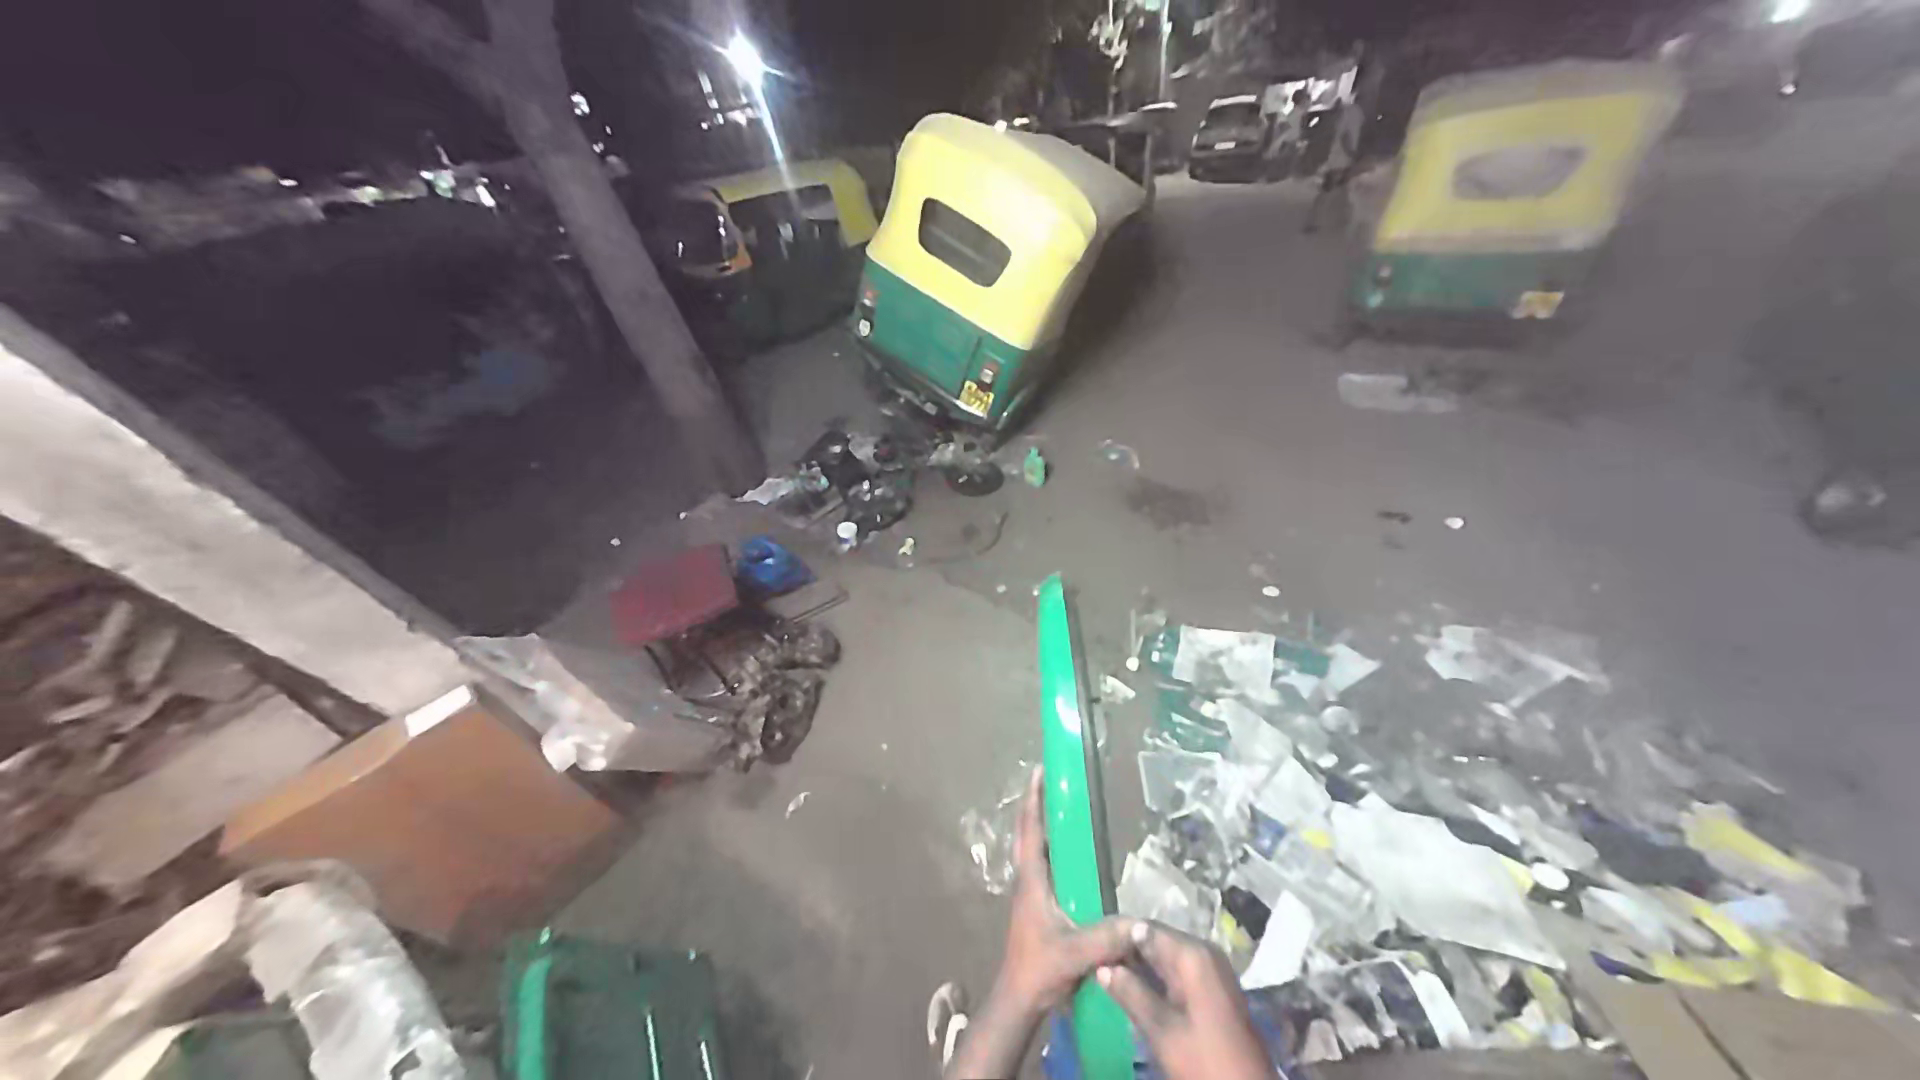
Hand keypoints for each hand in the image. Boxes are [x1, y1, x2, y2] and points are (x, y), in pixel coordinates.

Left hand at [946, 768, 1137, 1077]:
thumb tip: (1140, 921)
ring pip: (1032, 848)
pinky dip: (1049, 848)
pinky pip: (1042, 865)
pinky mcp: (1036, 906)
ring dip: (1040, 823)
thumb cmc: (1039, 969)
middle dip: (1035, 803)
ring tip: (1057, 805)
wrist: (1018, 1000)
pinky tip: (1066, 853)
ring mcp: (1030, 893)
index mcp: (1032, 880)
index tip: (1039, 770)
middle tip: (1048, 778)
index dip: (1034, 800)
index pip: (1031, 830)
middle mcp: (1027, 879)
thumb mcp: (1074, 952)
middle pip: (1027, 832)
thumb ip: (1106, 937)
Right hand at [1098, 923, 1275, 1079]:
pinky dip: (1155, 975)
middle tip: (1094, 959)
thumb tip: (1102, 967)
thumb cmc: (1207, 1065)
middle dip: (1125, 948)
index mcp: (1192, 954)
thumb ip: (1131, 994)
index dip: (1115, 935)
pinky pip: (1176, 968)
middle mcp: (1203, 951)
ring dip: (1138, 962)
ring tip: (1106, 972)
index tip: (1089, 947)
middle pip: (1154, 937)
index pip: (1143, 928)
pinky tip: (1133, 987)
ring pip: (1164, 953)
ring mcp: (1211, 968)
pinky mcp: (1212, 986)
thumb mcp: (1163, 1032)